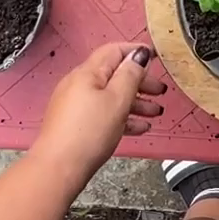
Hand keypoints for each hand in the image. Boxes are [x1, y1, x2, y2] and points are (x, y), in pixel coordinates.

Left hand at [30, 43, 166, 177]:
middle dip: (139, 81)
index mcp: (88, 73)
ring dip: (134, 101)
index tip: (154, 56)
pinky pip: (102, 112)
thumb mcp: (118, 100)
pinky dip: (121, 116)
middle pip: (114, 74)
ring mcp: (75, 104)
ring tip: (154, 112)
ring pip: (110, 95)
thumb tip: (138, 55)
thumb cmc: (87, 134)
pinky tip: (137, 127)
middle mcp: (79, 84)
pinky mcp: (75, 123)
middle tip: (159, 89)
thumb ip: (130, 75)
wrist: (59, 168)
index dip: (136, 51)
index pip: (114, 51)